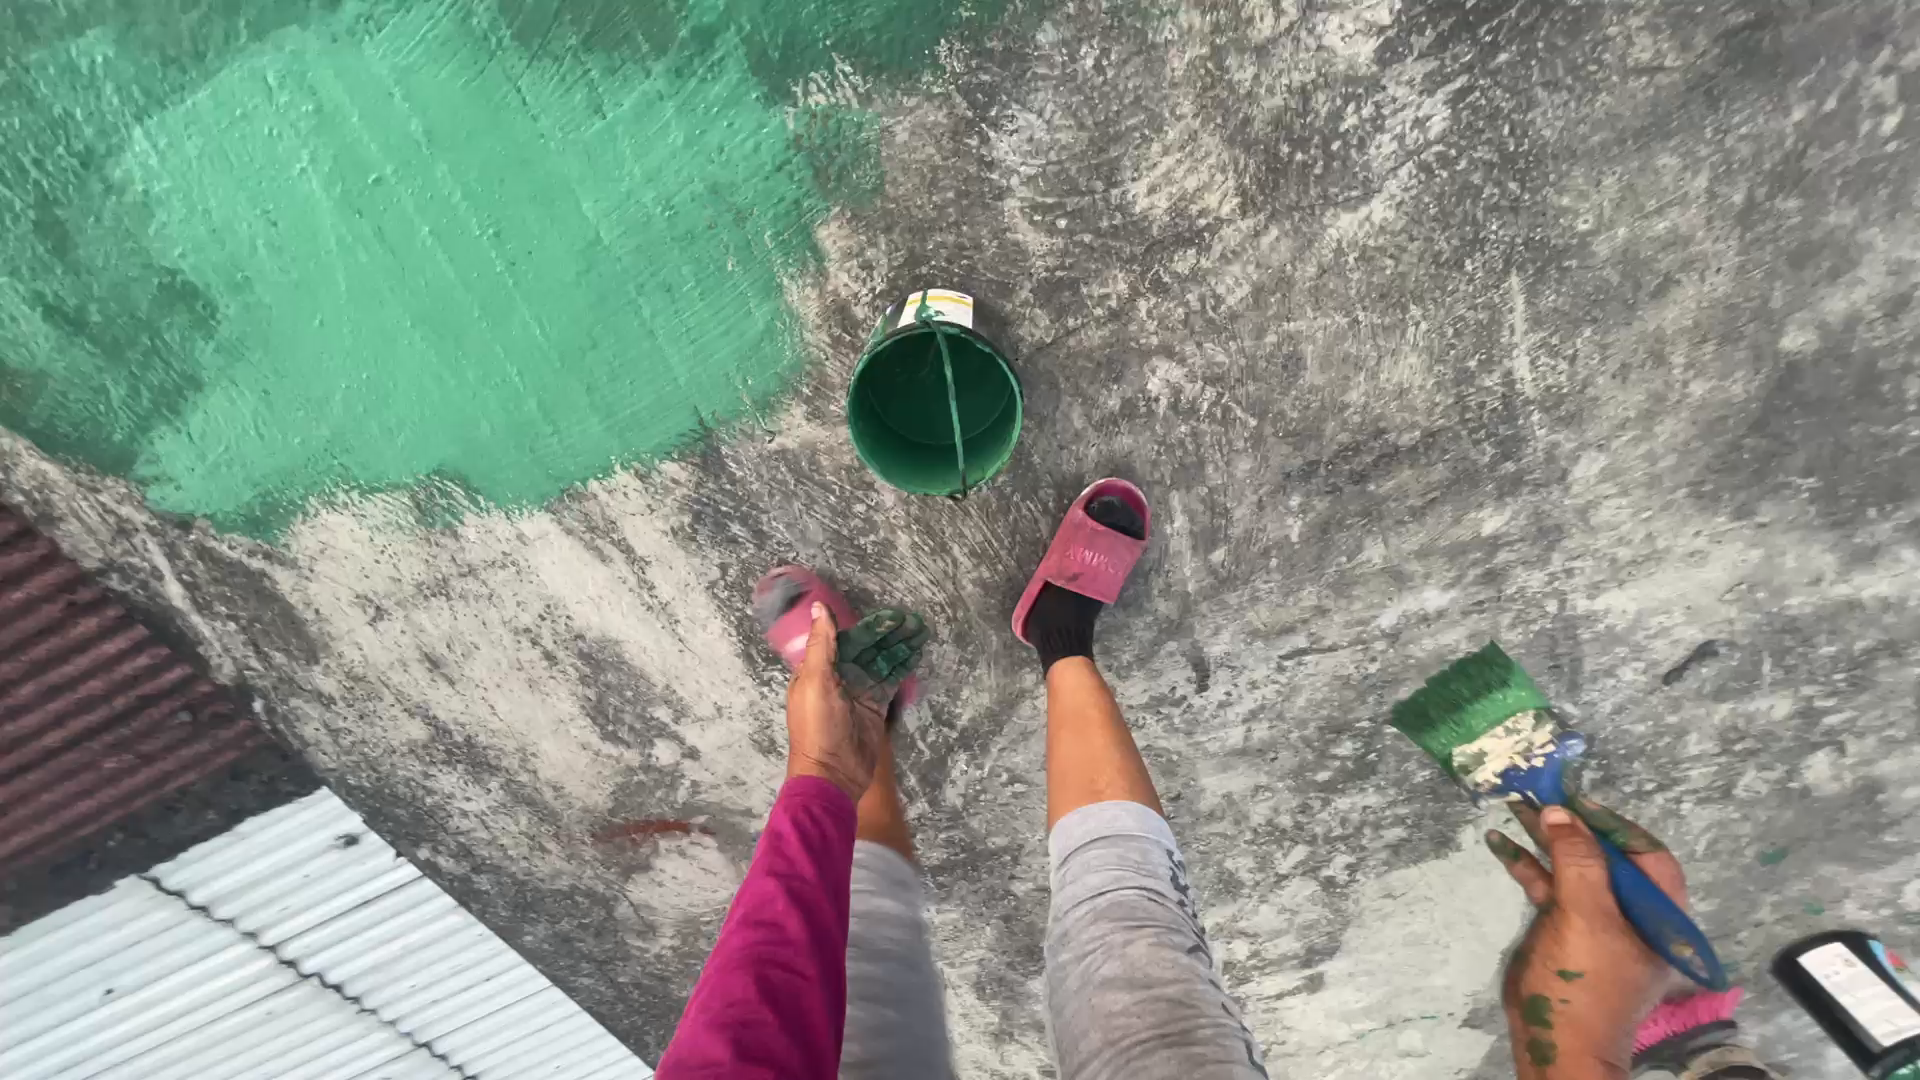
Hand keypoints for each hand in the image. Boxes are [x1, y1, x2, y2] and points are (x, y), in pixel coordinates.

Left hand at [785, 603, 928, 801]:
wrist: (832, 775)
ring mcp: (858, 694)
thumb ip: (821, 644)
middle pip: (868, 649)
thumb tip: (817, 606)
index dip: (871, 627)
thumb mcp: (816, 681)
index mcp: (819, 669)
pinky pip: (889, 682)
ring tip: (922, 634)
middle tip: (916, 623)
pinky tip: (916, 655)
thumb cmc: (819, 726)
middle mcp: (839, 678)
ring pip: (882, 662)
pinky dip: (902, 668)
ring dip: (900, 648)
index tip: (895, 616)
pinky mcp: (874, 709)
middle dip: (891, 635)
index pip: (848, 639)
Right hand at [1486, 797, 1690, 1079]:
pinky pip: (1547, 885)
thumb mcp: (1586, 916)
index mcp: (1660, 917)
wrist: (1557, 1037)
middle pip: (1605, 857)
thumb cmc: (1585, 978)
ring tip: (1511, 807)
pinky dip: (1524, 863)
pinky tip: (1499, 842)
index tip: (1574, 800)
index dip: (1613, 825)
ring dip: (1542, 838)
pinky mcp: (1564, 926)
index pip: (1648, 857)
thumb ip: (1577, 862)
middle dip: (1570, 825)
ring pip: (1571, 866)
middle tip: (1534, 794)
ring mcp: (1597, 920)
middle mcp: (1633, 914)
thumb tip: (1560, 811)